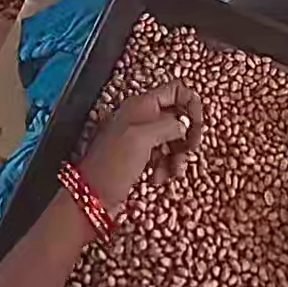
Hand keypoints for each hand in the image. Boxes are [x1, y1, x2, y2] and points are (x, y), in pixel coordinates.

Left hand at [79, 82, 204, 209]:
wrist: (92, 196)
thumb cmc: (113, 164)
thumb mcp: (142, 139)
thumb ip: (168, 125)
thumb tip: (186, 125)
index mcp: (142, 105)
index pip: (176, 90)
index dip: (191, 104)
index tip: (195, 126)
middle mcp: (143, 117)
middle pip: (178, 116)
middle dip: (187, 135)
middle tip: (188, 151)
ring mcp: (142, 137)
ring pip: (174, 139)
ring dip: (178, 155)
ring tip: (172, 172)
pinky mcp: (142, 157)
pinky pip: (164, 156)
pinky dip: (167, 166)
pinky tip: (158, 178)